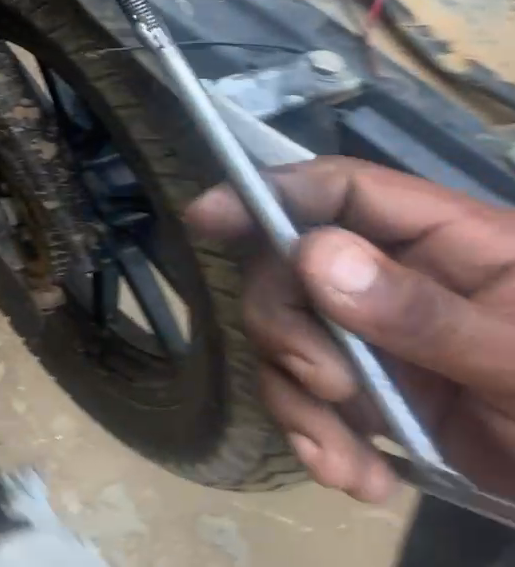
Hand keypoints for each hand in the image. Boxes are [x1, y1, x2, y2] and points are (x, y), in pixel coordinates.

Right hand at [186, 157, 514, 502]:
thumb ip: (430, 315)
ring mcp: (387, 339)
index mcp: (460, 247)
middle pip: (291, 268)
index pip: (343, 191)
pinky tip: (353, 475)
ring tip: (341, 459)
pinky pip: (306, 394)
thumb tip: (312, 254)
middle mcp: (405, 281)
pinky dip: (316, 433)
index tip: (206, 220)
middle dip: (286, 328)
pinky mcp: (379, 396)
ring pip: (286, 336)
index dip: (269, 194)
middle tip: (320, 381)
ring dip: (297, 398)